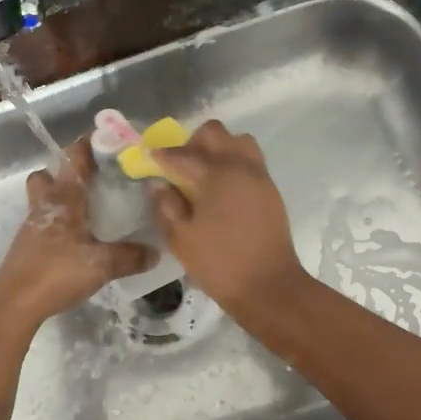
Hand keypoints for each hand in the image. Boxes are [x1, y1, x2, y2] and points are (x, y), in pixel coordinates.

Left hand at [0, 138, 154, 324]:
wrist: (14, 302)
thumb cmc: (57, 272)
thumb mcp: (102, 265)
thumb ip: (130, 256)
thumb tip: (156, 252)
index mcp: (64, 199)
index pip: (74, 159)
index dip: (89, 144)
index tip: (108, 138)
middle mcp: (45, 205)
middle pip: (48, 175)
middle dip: (66, 171)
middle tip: (93, 179)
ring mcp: (33, 227)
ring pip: (44, 199)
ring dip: (62, 198)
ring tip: (89, 210)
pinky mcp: (28, 247)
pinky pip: (45, 223)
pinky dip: (60, 224)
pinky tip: (78, 239)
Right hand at [147, 120, 309, 309]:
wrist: (268, 286)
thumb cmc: (219, 264)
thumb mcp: (181, 239)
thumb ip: (165, 206)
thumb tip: (158, 184)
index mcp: (216, 174)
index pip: (182, 154)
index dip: (162, 155)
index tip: (149, 157)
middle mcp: (240, 166)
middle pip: (215, 133)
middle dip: (193, 143)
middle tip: (180, 167)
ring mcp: (260, 177)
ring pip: (238, 142)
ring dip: (219, 149)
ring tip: (204, 175)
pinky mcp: (271, 191)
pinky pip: (250, 161)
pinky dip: (234, 164)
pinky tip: (221, 190)